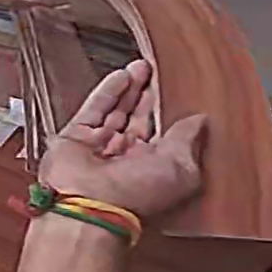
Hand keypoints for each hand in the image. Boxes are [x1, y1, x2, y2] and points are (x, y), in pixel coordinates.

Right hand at [38, 59, 205, 218]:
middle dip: (146, 96)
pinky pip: (92, 111)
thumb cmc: (135, 195)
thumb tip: (198, 120)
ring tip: (141, 68)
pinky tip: (122, 76)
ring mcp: (95, 146)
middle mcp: (120, 157)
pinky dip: (107, 93)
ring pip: (114, 111)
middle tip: (156, 73)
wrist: (88, 203)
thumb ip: (188, 140)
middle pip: (135, 118)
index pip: (159, 132)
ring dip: (128, 89)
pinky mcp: (73, 138)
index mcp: (147, 167)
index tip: (176, 90)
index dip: (166, 110)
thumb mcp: (181, 168)